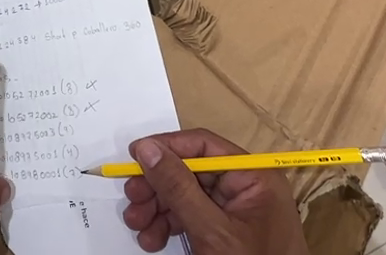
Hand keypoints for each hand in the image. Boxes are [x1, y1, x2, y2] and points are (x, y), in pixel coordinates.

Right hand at [121, 130, 307, 254]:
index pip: (203, 146)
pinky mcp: (227, 232)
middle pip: (189, 171)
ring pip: (185, 194)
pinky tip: (152, 239)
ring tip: (137, 225)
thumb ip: (178, 187)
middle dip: (157, 187)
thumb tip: (146, 148)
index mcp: (253, 176)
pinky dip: (169, 224)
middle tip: (132, 199)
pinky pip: (192, 216)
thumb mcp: (212, 231)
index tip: (134, 157)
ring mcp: (236, 211)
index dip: (166, 147)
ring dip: (157, 208)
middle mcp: (245, 187)